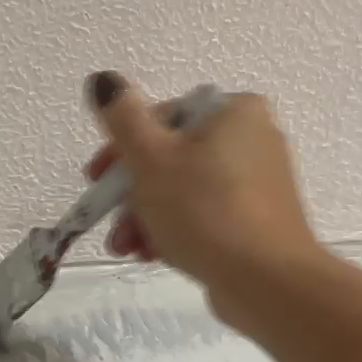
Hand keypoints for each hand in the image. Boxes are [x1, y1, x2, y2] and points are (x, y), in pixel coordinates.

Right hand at [87, 71, 324, 304]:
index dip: (122, 149)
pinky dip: (174, 231)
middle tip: (109, 222)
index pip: (163, 118)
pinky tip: (154, 256)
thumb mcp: (152, 159)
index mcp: (234, 111)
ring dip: (145, 218)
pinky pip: (203, 217)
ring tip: (127, 247)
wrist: (265, 280)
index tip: (95, 181)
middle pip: (170, 158)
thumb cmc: (204, 211)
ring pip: (183, 192)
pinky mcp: (256, 222)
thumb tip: (104, 80)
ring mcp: (258, 183)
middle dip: (132, 194)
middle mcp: (253, 138)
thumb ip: (123, 118)